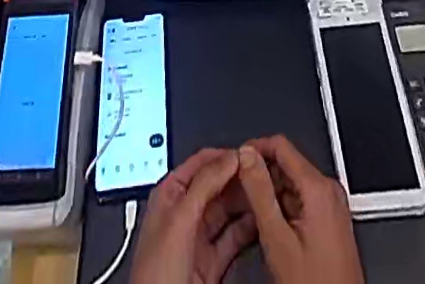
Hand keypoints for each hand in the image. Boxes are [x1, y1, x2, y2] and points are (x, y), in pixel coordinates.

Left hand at [130, 148, 256, 283]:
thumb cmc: (155, 275)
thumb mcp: (180, 220)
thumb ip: (203, 186)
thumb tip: (227, 158)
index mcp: (170, 195)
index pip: (201, 163)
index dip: (225, 156)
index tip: (251, 154)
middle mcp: (184, 213)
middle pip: (218, 186)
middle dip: (241, 180)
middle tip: (266, 175)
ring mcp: (198, 239)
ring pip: (228, 213)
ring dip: (248, 204)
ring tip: (269, 196)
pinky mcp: (211, 263)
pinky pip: (234, 239)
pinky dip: (249, 231)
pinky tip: (263, 224)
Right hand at [235, 136, 363, 283]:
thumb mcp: (278, 238)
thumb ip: (259, 191)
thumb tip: (247, 156)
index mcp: (320, 189)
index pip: (280, 145)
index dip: (254, 149)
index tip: (236, 162)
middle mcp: (330, 192)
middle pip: (285, 163)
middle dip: (260, 174)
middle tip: (239, 191)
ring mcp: (332, 206)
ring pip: (290, 182)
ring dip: (269, 192)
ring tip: (252, 214)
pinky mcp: (329, 220)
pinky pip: (299, 199)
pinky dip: (281, 207)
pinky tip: (270, 227)